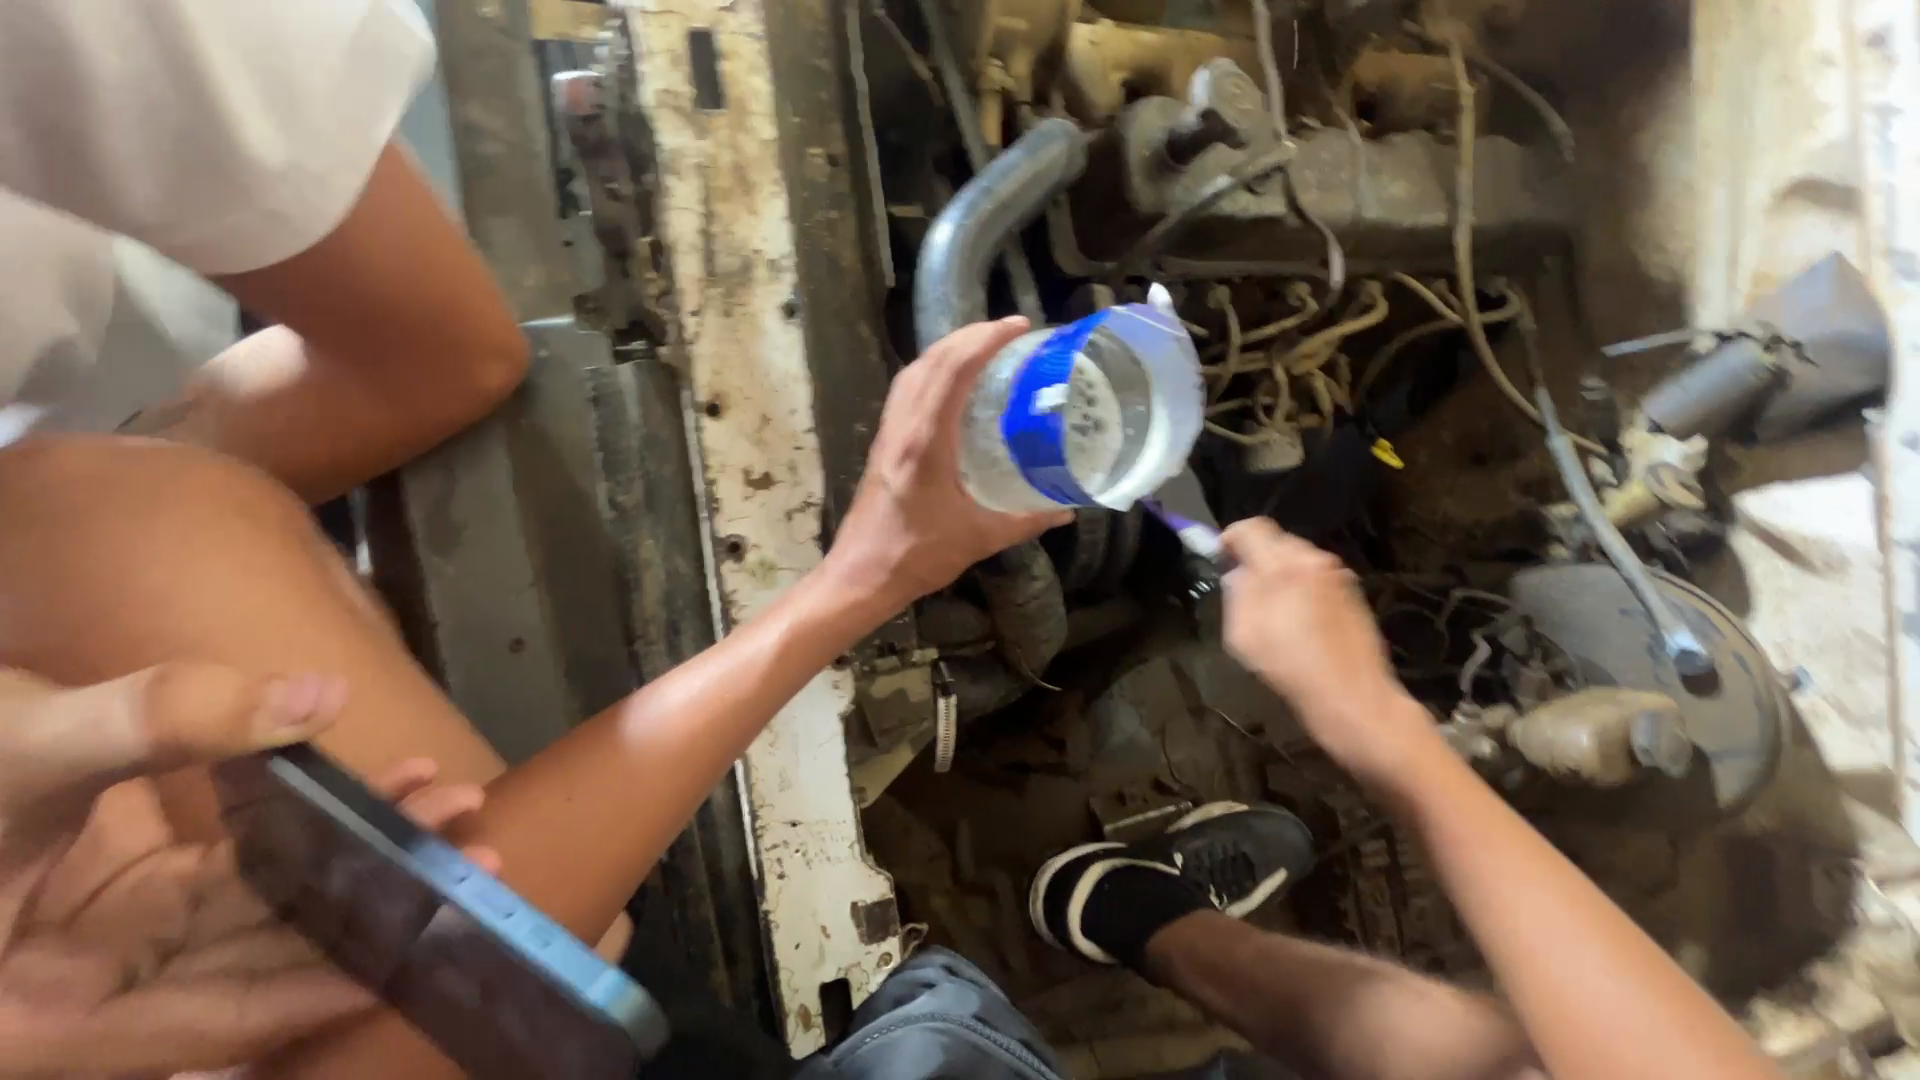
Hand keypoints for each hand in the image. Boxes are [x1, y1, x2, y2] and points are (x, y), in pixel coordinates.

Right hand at [0, 665, 496, 1075]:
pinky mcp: (136, 887)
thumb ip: (161, 724)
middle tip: (476, 857)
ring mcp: (113, 937)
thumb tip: (322, 697)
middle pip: (259, 959)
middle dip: (375, 903)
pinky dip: (320, 821)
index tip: (424, 950)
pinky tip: (398, 778)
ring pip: (268, 903)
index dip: (320, 994)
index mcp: (31, 1020)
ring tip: (453, 801)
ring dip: (366, 849)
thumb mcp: (18, 753)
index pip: (210, 1023)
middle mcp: (79, 991)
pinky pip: (250, 861)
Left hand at [826, 317, 1071, 605]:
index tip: (1019, 326)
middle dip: (970, 335)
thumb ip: (1026, 521)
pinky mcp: (883, 443)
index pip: (953, 369)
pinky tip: (955, 385)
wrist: (861, 575)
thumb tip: (1066, 510)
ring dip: (949, 349)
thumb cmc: (916, 557)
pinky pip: (907, 390)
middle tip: (1010, 332)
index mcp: (925, 441)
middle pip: (932, 360)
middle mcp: (903, 426)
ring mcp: (888, 432)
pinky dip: (933, 372)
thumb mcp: (980, 539)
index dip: (986, 338)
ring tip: (986, 347)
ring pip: (915, 371)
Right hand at [1220, 519, 1439, 782]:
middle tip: (1244, 584)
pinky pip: (1318, 576)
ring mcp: (1338, 575)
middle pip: (1277, 540)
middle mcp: (1313, 561)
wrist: (1352, 695)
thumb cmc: (1289, 666)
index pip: (1252, 528)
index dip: (1231, 537)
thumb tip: (1237, 574)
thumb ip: (1236, 594)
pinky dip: (1303, 585)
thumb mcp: (1243, 635)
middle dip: (1257, 555)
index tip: (1222, 557)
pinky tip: (1299, 617)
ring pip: (1300, 558)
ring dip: (1281, 571)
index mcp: (1282, 566)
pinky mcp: (1353, 592)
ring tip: (1272, 603)